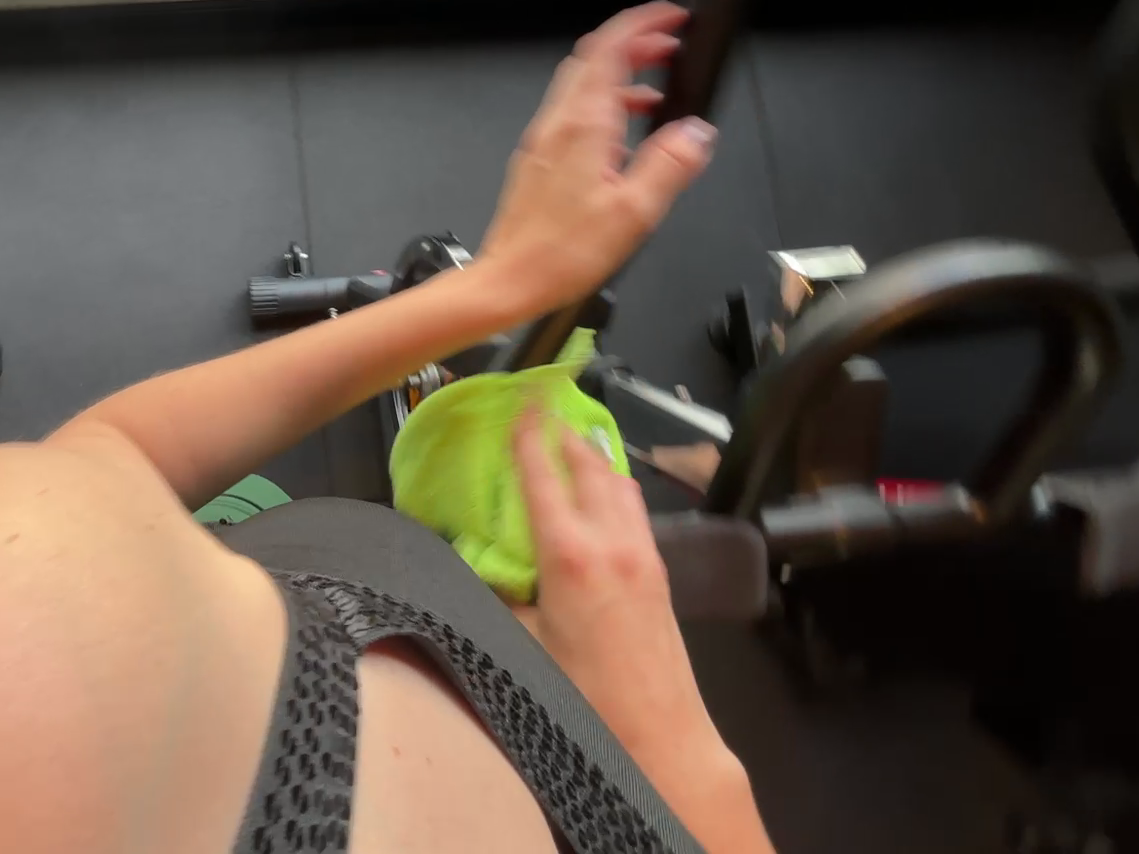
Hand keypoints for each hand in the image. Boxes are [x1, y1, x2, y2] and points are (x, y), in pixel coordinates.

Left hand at [475, 1, 716, 313]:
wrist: (508, 280)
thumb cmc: (558, 254)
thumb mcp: (634, 212)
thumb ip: (670, 165)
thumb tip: (696, 133)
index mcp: (581, 128)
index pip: (608, 49)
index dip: (641, 23)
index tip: (672, 17)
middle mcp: (555, 129)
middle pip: (590, 61)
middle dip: (632, 44)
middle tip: (669, 48)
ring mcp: (540, 145)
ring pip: (578, 88)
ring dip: (618, 78)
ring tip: (654, 92)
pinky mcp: (535, 164)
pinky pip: (569, 119)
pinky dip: (600, 109)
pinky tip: (620, 137)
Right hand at [512, 414, 756, 839]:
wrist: (662, 735)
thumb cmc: (583, 692)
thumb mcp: (520, 641)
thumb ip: (496, 593)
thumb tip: (476, 564)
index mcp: (568, 552)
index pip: (543, 473)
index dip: (529, 434)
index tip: (521, 403)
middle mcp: (611, 540)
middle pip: (589, 465)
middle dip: (564, 433)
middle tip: (542, 413)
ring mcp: (642, 552)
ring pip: (619, 482)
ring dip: (591, 455)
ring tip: (569, 443)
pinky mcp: (658, 569)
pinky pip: (633, 507)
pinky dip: (611, 484)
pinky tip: (598, 493)